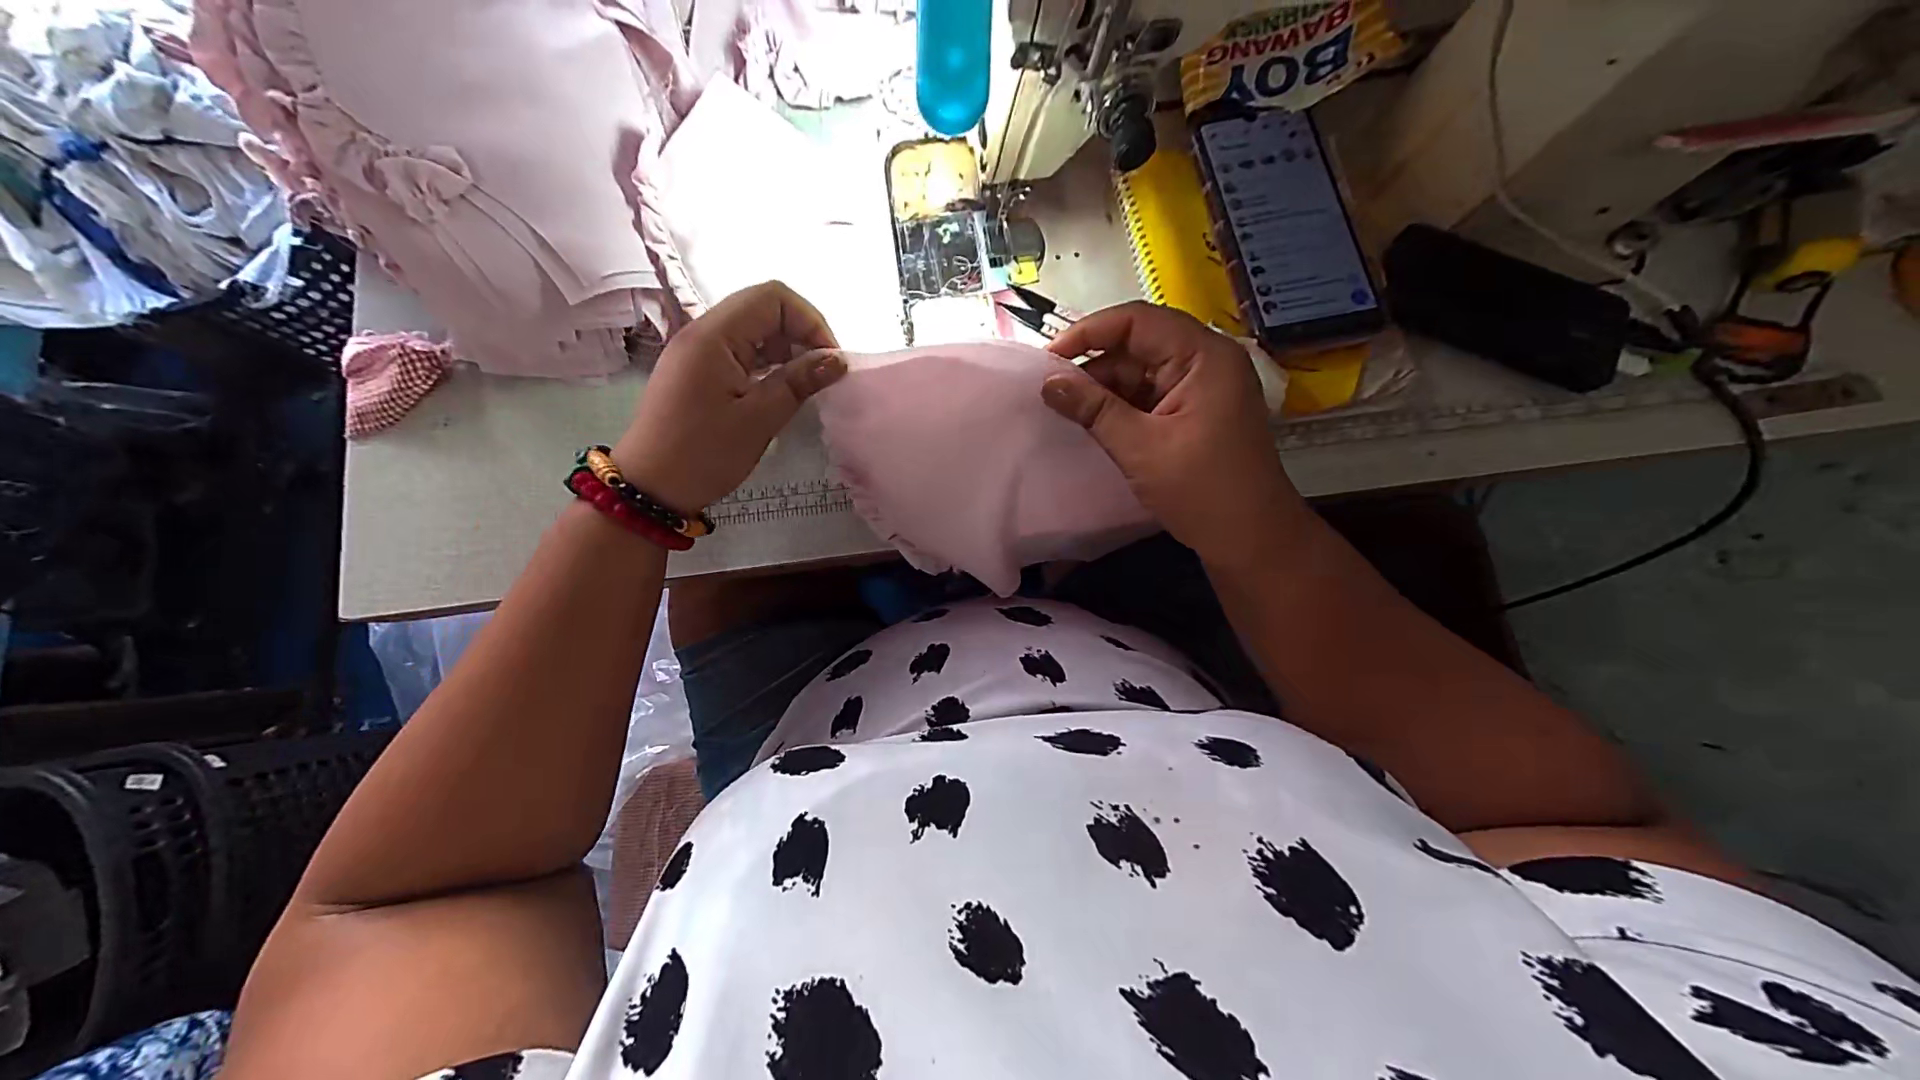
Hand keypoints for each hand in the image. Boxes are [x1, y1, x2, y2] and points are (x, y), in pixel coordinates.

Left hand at [612, 282, 843, 514]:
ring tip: (806, 385)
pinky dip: (767, 364)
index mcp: (714, 336)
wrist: (648, 488)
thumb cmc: (703, 454)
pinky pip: (740, 352)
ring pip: (753, 330)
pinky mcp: (698, 372)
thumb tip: (836, 360)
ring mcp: (698, 352)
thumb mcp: (758, 420)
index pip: (773, 298)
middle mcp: (703, 333)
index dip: (810, 321)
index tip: (830, 361)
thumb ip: (798, 382)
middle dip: (801, 334)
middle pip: (763, 308)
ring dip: (786, 350)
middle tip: (822, 373)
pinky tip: (780, 390)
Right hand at [1043, 301, 1309, 567]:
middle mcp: (1206, 360)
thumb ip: (1093, 409)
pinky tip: (1093, 421)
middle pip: (1139, 343)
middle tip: (1051, 388)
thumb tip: (1048, 383)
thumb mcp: (1141, 448)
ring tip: (1067, 409)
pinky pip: (1151, 393)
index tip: (1049, 358)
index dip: (1088, 332)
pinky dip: (1121, 404)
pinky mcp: (1197, 409)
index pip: (1137, 320)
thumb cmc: (1203, 491)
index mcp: (1203, 356)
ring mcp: (1203, 385)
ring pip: (1142, 370)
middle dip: (1094, 364)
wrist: (1252, 538)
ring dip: (1105, 387)